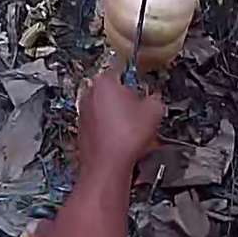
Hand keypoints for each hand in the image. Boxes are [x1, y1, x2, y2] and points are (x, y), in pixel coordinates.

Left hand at [78, 58, 163, 178]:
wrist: (107, 166)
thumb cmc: (125, 137)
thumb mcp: (154, 110)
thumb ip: (154, 97)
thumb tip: (154, 99)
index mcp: (104, 82)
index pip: (122, 70)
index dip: (137, 80)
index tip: (143, 85)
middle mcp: (88, 94)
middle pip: (113, 89)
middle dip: (127, 98)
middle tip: (141, 109)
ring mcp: (83, 113)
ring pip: (106, 107)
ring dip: (119, 114)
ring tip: (133, 127)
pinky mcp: (83, 130)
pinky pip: (101, 123)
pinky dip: (111, 128)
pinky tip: (123, 138)